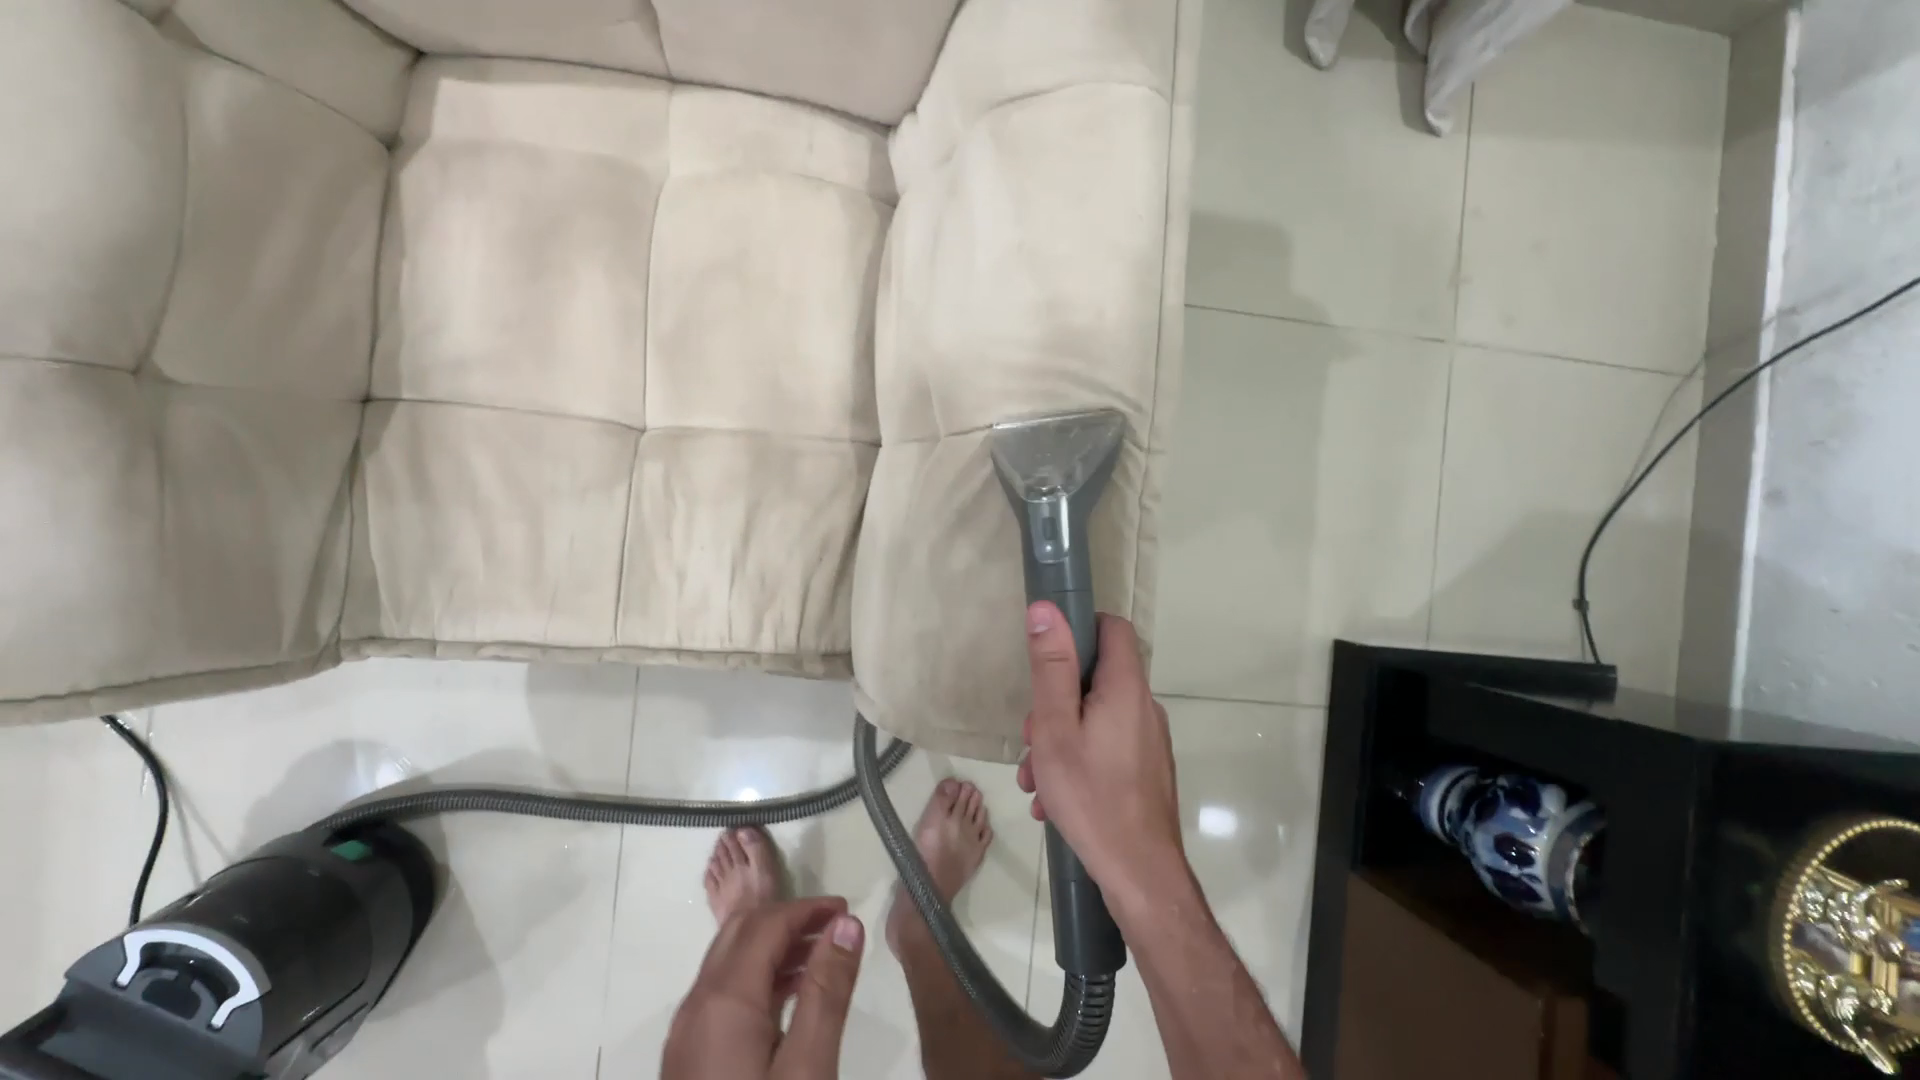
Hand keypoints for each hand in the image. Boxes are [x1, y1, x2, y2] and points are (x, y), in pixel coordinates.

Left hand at [661, 898, 865, 1079]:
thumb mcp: (808, 1069)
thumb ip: (826, 992)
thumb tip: (846, 924)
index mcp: (725, 1000)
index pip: (767, 924)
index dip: (808, 908)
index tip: (849, 911)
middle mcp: (697, 1005)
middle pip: (741, 933)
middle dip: (790, 919)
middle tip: (838, 928)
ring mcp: (686, 1033)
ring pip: (728, 960)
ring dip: (774, 945)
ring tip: (823, 958)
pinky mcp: (686, 1058)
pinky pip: (722, 991)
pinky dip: (758, 975)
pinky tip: (789, 999)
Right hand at [1016, 602, 1183, 902]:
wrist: (1139, 871)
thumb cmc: (1091, 794)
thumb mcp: (1056, 726)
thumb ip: (1051, 666)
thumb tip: (1046, 608)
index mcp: (1126, 688)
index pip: (1113, 628)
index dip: (1080, 627)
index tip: (1046, 653)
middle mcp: (1145, 707)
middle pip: (1097, 678)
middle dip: (1055, 701)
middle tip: (1030, 738)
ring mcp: (1149, 741)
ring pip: (1096, 718)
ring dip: (1060, 738)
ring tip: (1036, 778)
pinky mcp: (1146, 769)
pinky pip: (1107, 747)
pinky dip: (1078, 760)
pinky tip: (1054, 799)